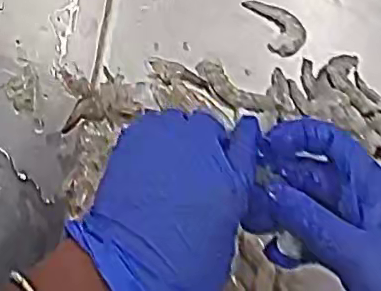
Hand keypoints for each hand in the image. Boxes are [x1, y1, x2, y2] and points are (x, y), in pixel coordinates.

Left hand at [65, 111, 259, 290]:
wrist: (134, 255)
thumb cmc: (183, 261)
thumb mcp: (224, 232)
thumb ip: (226, 196)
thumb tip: (216, 185)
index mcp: (232, 178)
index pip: (246, 142)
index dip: (245, 136)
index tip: (245, 131)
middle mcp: (200, 147)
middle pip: (207, 124)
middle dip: (205, 136)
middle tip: (197, 156)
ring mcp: (165, 134)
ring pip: (176, 119)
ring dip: (176, 134)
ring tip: (170, 158)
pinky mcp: (134, 132)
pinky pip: (149, 124)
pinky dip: (151, 136)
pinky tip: (147, 158)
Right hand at [258, 119, 380, 290]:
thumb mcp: (356, 252)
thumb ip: (309, 216)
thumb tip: (268, 188)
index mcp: (376, 190)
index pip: (332, 141)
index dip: (297, 135)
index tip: (266, 146)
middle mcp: (367, 204)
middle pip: (313, 175)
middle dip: (279, 181)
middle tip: (250, 190)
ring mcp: (362, 234)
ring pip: (310, 208)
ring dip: (281, 214)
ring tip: (257, 224)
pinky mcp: (357, 260)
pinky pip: (316, 237)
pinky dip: (294, 241)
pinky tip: (277, 252)